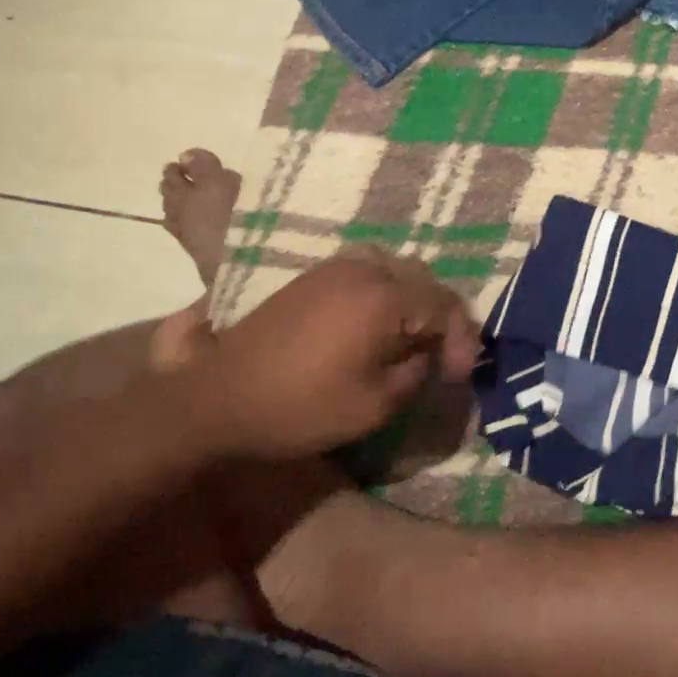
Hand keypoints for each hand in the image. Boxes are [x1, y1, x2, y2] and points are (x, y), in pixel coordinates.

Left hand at [181, 246, 480, 458]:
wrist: (214, 402)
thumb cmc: (300, 407)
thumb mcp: (375, 405)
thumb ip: (416, 373)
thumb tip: (428, 356)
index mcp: (384, 297)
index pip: (445, 306)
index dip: (463, 339)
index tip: (460, 375)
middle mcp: (364, 270)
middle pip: (423, 281)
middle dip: (441, 317)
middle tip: (444, 356)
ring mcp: (333, 269)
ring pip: (395, 270)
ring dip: (413, 300)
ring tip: (413, 335)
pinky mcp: (310, 278)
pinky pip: (366, 271)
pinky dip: (384, 292)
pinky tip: (378, 323)